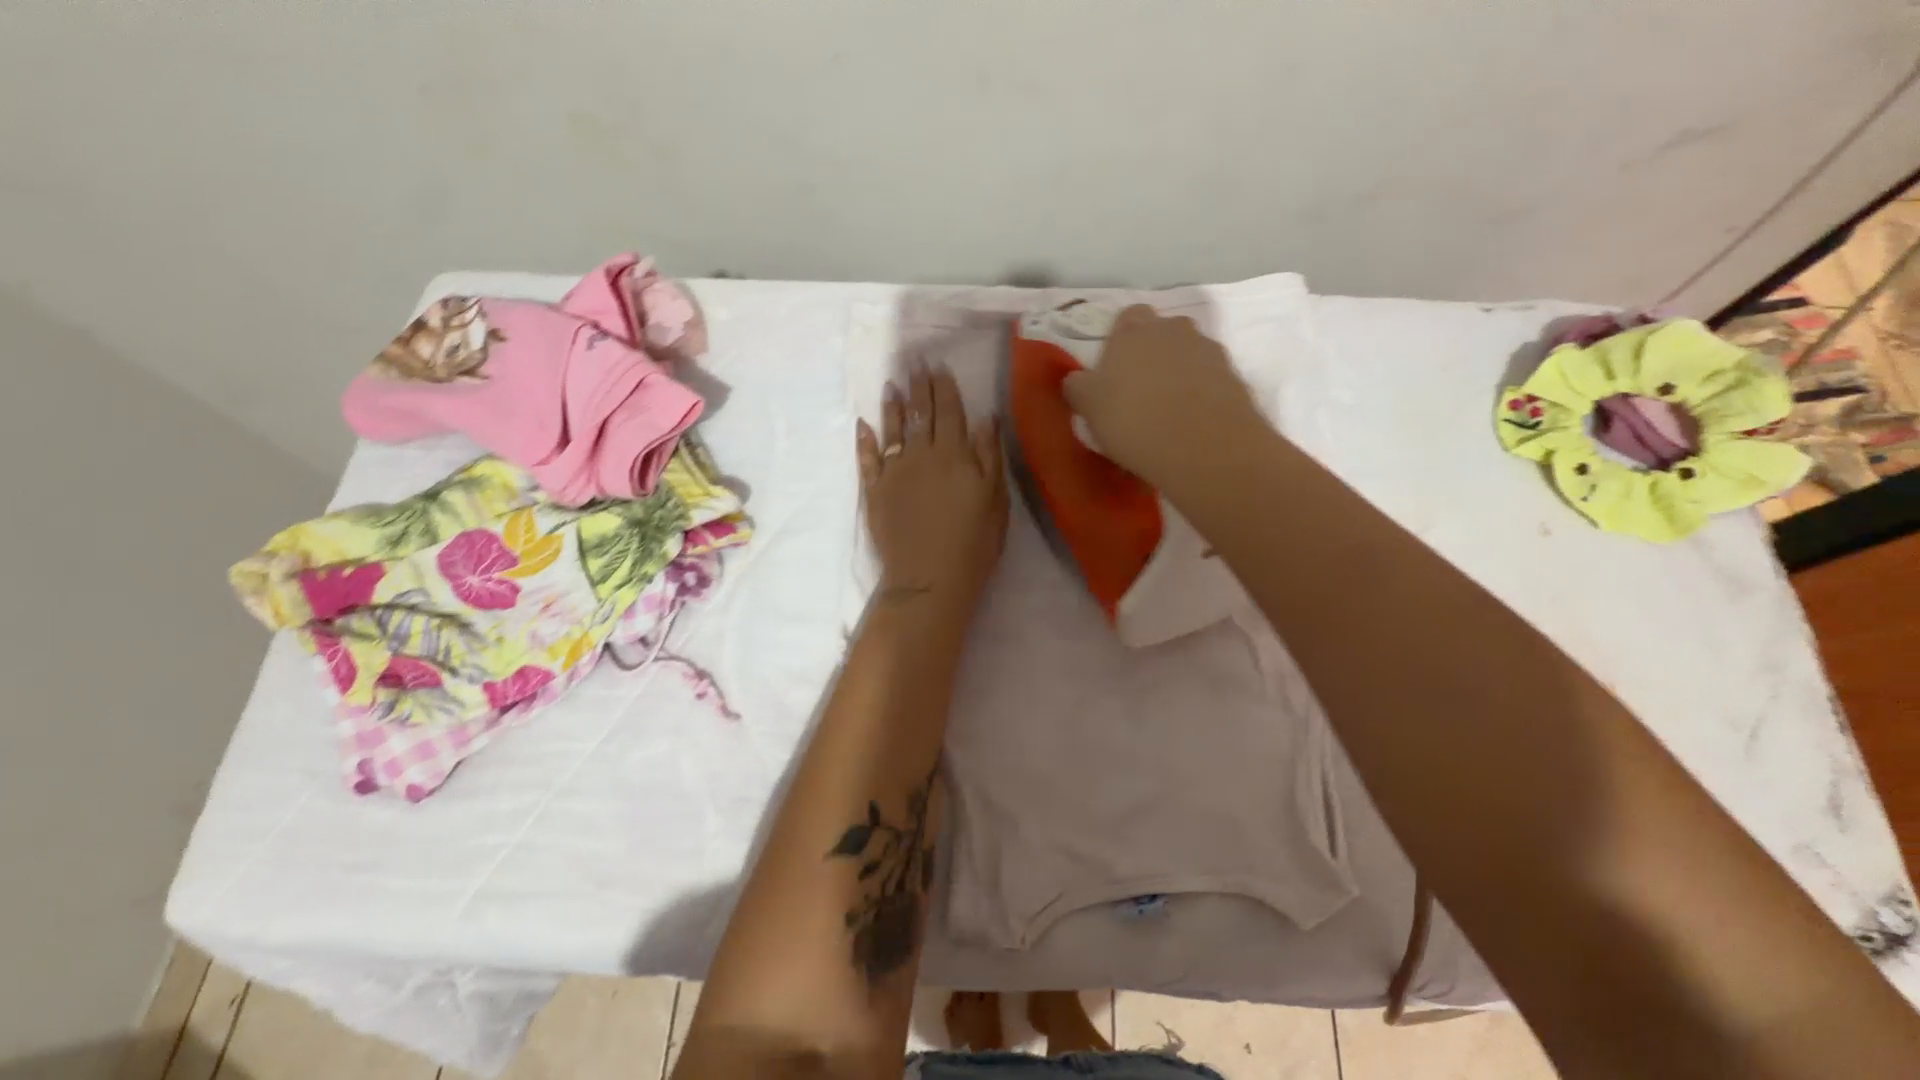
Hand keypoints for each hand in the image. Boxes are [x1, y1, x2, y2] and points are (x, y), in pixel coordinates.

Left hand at [856, 362, 1007, 611]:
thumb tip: (986, 418)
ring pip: (892, 429)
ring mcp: (894, 472)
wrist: (929, 578)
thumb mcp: (995, 499)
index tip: (938, 364)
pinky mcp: (874, 491)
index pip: (949, 410)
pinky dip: (865, 439)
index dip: (944, 386)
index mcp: (955, 454)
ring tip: (891, 384)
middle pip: (920, 413)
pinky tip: (863, 424)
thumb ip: (989, 455)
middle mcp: (922, 455)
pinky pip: (867, 458)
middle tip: (915, 362)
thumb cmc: (973, 543)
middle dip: (919, 386)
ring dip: (892, 405)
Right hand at [1062, 305, 1266, 485]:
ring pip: (1191, 353)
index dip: (1122, 339)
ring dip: (1181, 372)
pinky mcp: (1234, 377)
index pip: (1129, 316)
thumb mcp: (1088, 406)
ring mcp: (1209, 351)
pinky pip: (1212, 379)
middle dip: (1155, 352)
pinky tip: (1193, 422)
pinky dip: (1203, 393)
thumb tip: (1076, 379)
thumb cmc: (1132, 419)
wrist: (1201, 445)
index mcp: (1134, 330)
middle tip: (1142, 389)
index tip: (1116, 368)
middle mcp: (1174, 330)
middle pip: (1164, 331)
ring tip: (1170, 409)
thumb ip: (1079, 387)